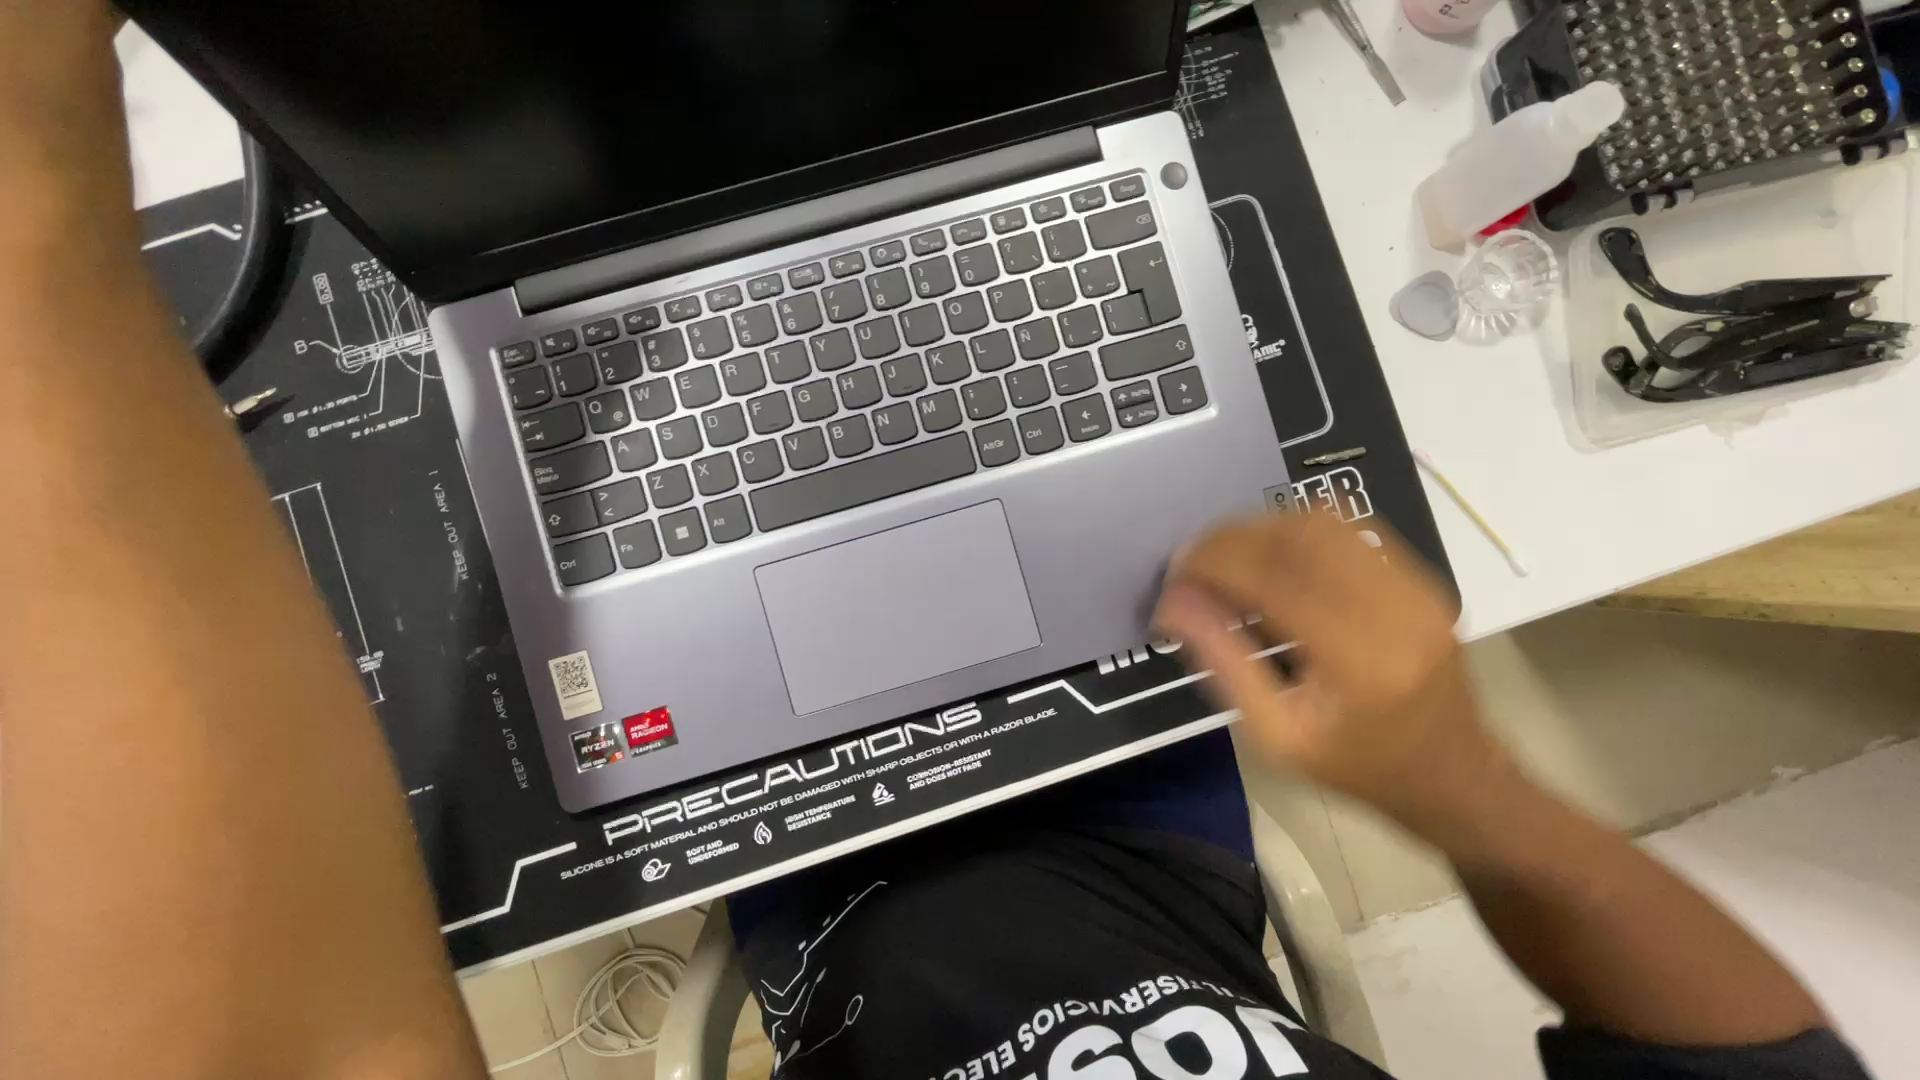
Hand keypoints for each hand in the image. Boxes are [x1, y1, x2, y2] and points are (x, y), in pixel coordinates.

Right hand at [1154, 512, 1517, 839]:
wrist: (1454, 777)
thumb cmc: (1358, 768)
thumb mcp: (1276, 735)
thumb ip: (1223, 662)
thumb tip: (1173, 603)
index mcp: (1359, 660)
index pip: (1273, 578)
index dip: (1213, 563)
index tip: (1175, 573)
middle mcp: (1395, 608)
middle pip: (1297, 535)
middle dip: (1232, 539)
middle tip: (1194, 563)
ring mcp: (1416, 587)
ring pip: (1324, 521)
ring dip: (1263, 529)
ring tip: (1228, 558)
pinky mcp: (1423, 578)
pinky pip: (1351, 529)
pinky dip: (1299, 532)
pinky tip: (1274, 558)